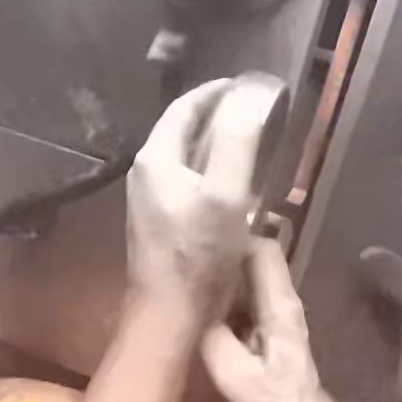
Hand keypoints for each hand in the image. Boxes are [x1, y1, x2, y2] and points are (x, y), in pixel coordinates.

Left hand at [127, 78, 272, 323]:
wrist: (170, 315)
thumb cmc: (199, 255)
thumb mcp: (226, 195)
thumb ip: (237, 142)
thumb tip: (250, 96)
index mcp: (157, 159)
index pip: (185, 108)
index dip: (216, 92)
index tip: (247, 86)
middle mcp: (147, 174)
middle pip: (184, 131)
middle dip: (218, 117)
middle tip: (254, 113)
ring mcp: (151, 200)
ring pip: (186, 158)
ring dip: (216, 145)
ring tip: (250, 143)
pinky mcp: (161, 223)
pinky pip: (188, 182)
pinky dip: (212, 172)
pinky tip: (235, 185)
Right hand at [202, 239, 341, 401]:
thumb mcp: (235, 374)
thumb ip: (214, 337)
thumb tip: (195, 310)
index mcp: (278, 304)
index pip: (263, 250)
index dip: (233, 242)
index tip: (201, 247)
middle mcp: (283, 300)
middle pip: (254, 260)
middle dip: (222, 259)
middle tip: (187, 266)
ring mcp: (279, 312)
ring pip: (250, 279)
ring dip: (223, 280)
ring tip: (189, 285)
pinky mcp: (272, 326)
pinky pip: (247, 299)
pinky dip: (226, 300)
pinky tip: (203, 311)